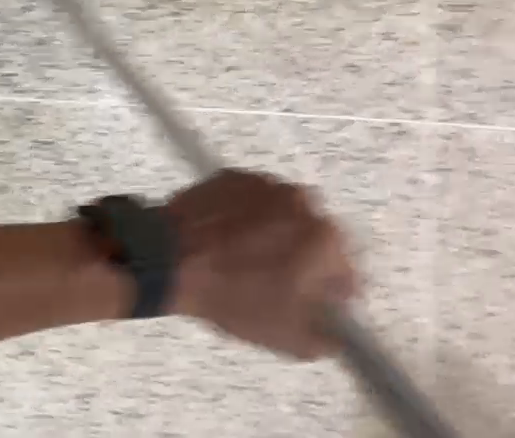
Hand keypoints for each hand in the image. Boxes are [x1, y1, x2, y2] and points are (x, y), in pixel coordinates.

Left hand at [161, 169, 358, 359]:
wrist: (168, 257)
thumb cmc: (232, 295)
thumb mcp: (289, 338)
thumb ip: (325, 339)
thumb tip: (333, 335)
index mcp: (326, 239)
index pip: (347, 273)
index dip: (334, 293)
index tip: (321, 303)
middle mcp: (301, 201)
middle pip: (316, 237)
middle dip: (306, 257)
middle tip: (282, 279)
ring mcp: (262, 183)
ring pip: (284, 214)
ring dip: (276, 232)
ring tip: (251, 256)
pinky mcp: (229, 175)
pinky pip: (251, 199)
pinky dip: (247, 214)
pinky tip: (230, 235)